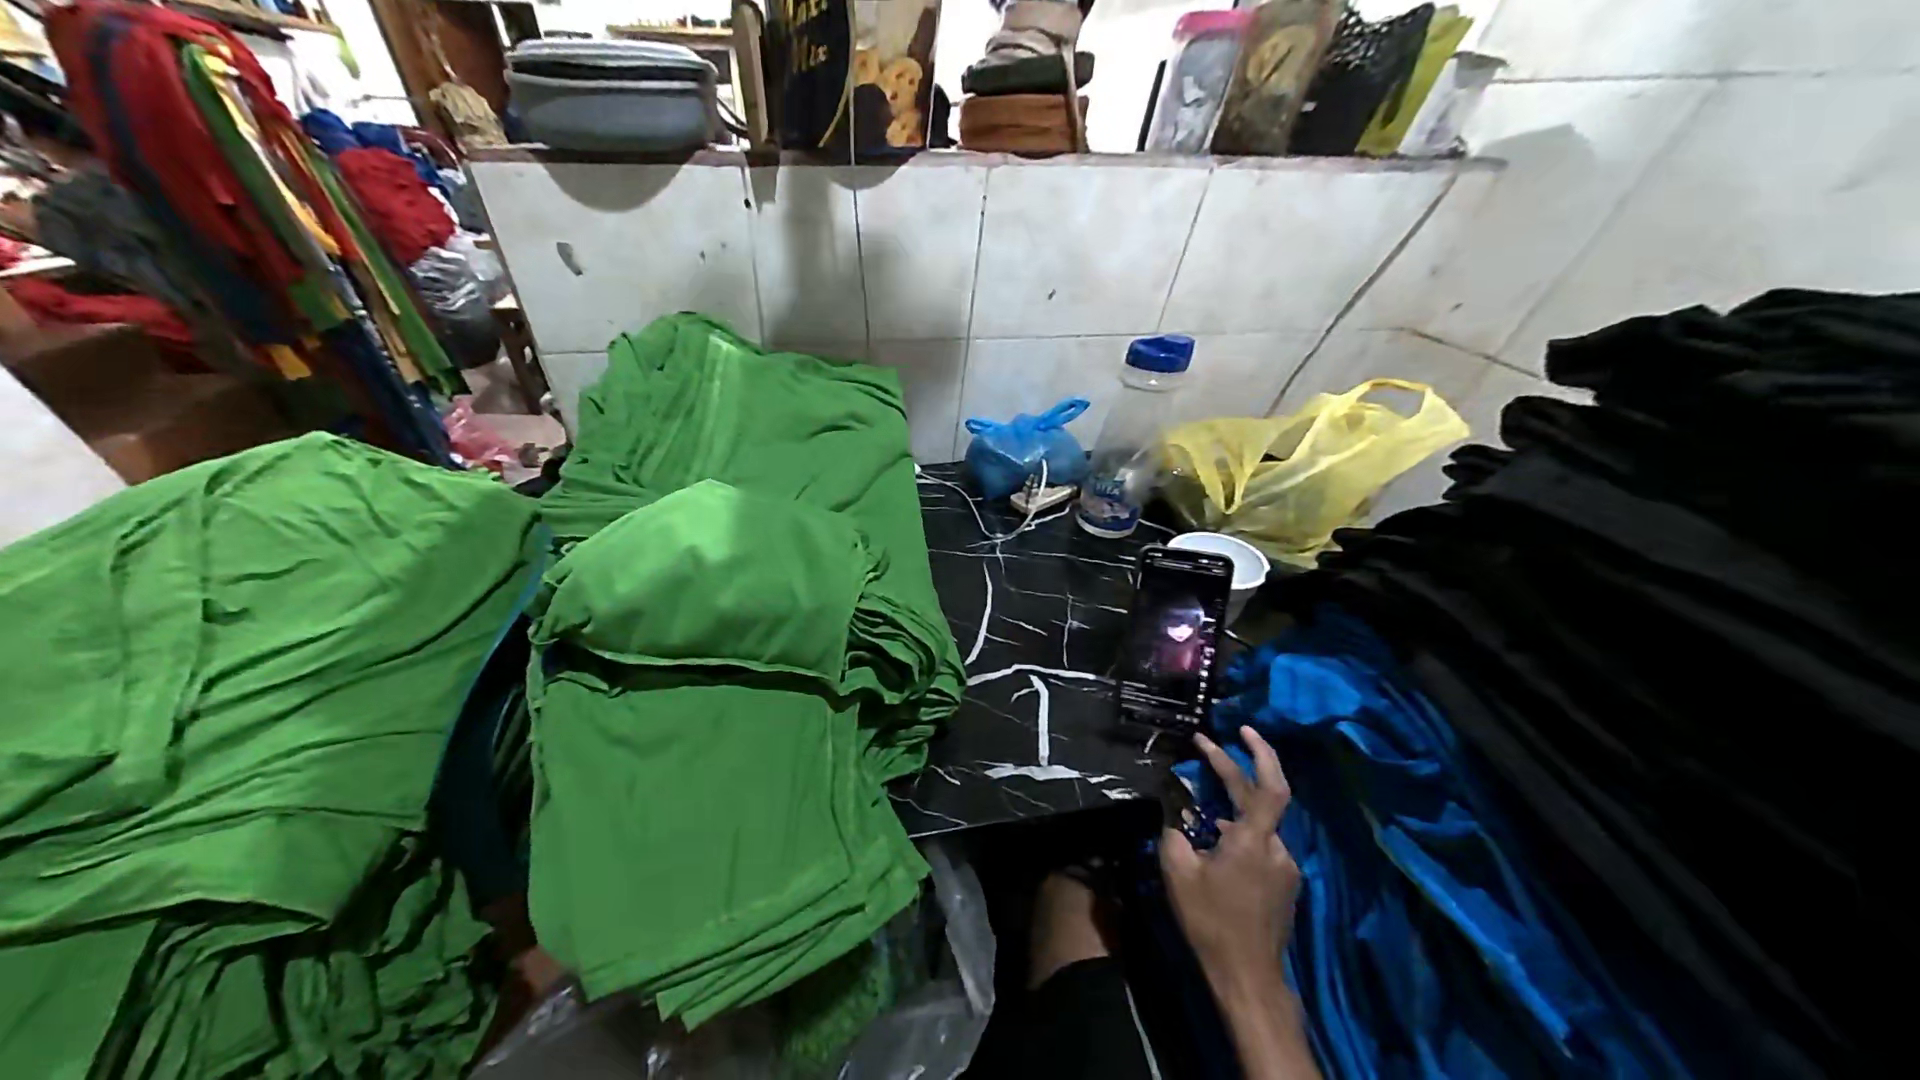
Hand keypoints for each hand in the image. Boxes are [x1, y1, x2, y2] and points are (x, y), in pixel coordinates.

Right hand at [1160, 725, 1300, 995]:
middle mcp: (1277, 848)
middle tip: (1202, 745)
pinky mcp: (1285, 886)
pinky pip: (1261, 847)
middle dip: (1229, 769)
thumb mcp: (1178, 872)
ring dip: (1231, 810)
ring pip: (1257, 826)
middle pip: (1259, 797)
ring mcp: (1285, 869)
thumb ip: (1174, 832)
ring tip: (1199, 814)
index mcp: (1254, 840)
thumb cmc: (1211, 921)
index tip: (1242, 729)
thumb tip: (1174, 809)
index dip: (1261, 752)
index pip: (1269, 785)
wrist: (1248, 978)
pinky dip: (1239, 835)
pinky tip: (1215, 847)